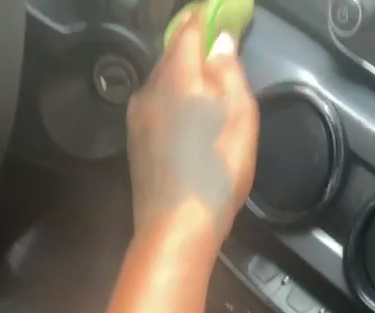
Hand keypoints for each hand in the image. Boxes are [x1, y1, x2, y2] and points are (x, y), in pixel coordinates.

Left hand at [126, 12, 258, 245]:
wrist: (175, 230)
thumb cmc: (216, 172)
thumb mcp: (240, 116)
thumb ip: (230, 72)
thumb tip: (220, 43)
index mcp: (177, 73)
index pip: (189, 26)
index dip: (208, 17)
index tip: (224, 17)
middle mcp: (149, 88)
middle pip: (172, 54)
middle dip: (195, 52)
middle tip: (219, 59)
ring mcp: (137, 119)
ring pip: (162, 85)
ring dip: (183, 83)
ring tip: (208, 99)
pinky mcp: (135, 146)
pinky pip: (157, 112)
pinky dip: (174, 109)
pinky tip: (190, 129)